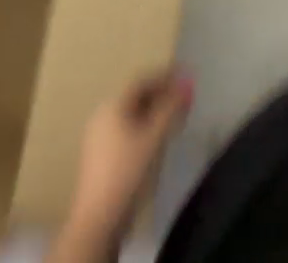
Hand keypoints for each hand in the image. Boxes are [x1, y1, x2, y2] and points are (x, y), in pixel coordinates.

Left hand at [66, 74, 193, 238]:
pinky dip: (147, 125)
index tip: (187, 72)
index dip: (166, 75)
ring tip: (178, 115)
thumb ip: (172, 106)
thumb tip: (188, 82)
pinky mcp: (103, 154)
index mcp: (112, 106)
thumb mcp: (154, 134)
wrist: (100, 215)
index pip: (142, 81)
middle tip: (186, 95)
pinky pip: (128, 128)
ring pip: (133, 114)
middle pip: (137, 96)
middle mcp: (103, 116)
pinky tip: (160, 136)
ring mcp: (100, 136)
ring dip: (157, 110)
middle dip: (163, 93)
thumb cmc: (128, 168)